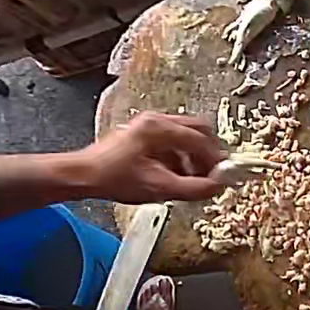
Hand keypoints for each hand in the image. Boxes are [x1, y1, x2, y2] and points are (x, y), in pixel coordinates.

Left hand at [74, 113, 225, 202]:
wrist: (85, 176)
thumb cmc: (114, 179)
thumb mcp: (159, 188)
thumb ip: (193, 188)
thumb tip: (217, 187)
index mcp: (159, 128)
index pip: (200, 139)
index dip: (215, 160)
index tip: (224, 176)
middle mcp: (157, 121)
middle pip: (198, 130)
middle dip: (208, 154)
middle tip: (213, 174)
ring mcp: (151, 126)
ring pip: (187, 136)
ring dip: (195, 157)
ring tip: (194, 180)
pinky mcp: (146, 135)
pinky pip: (174, 142)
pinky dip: (182, 158)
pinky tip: (178, 177)